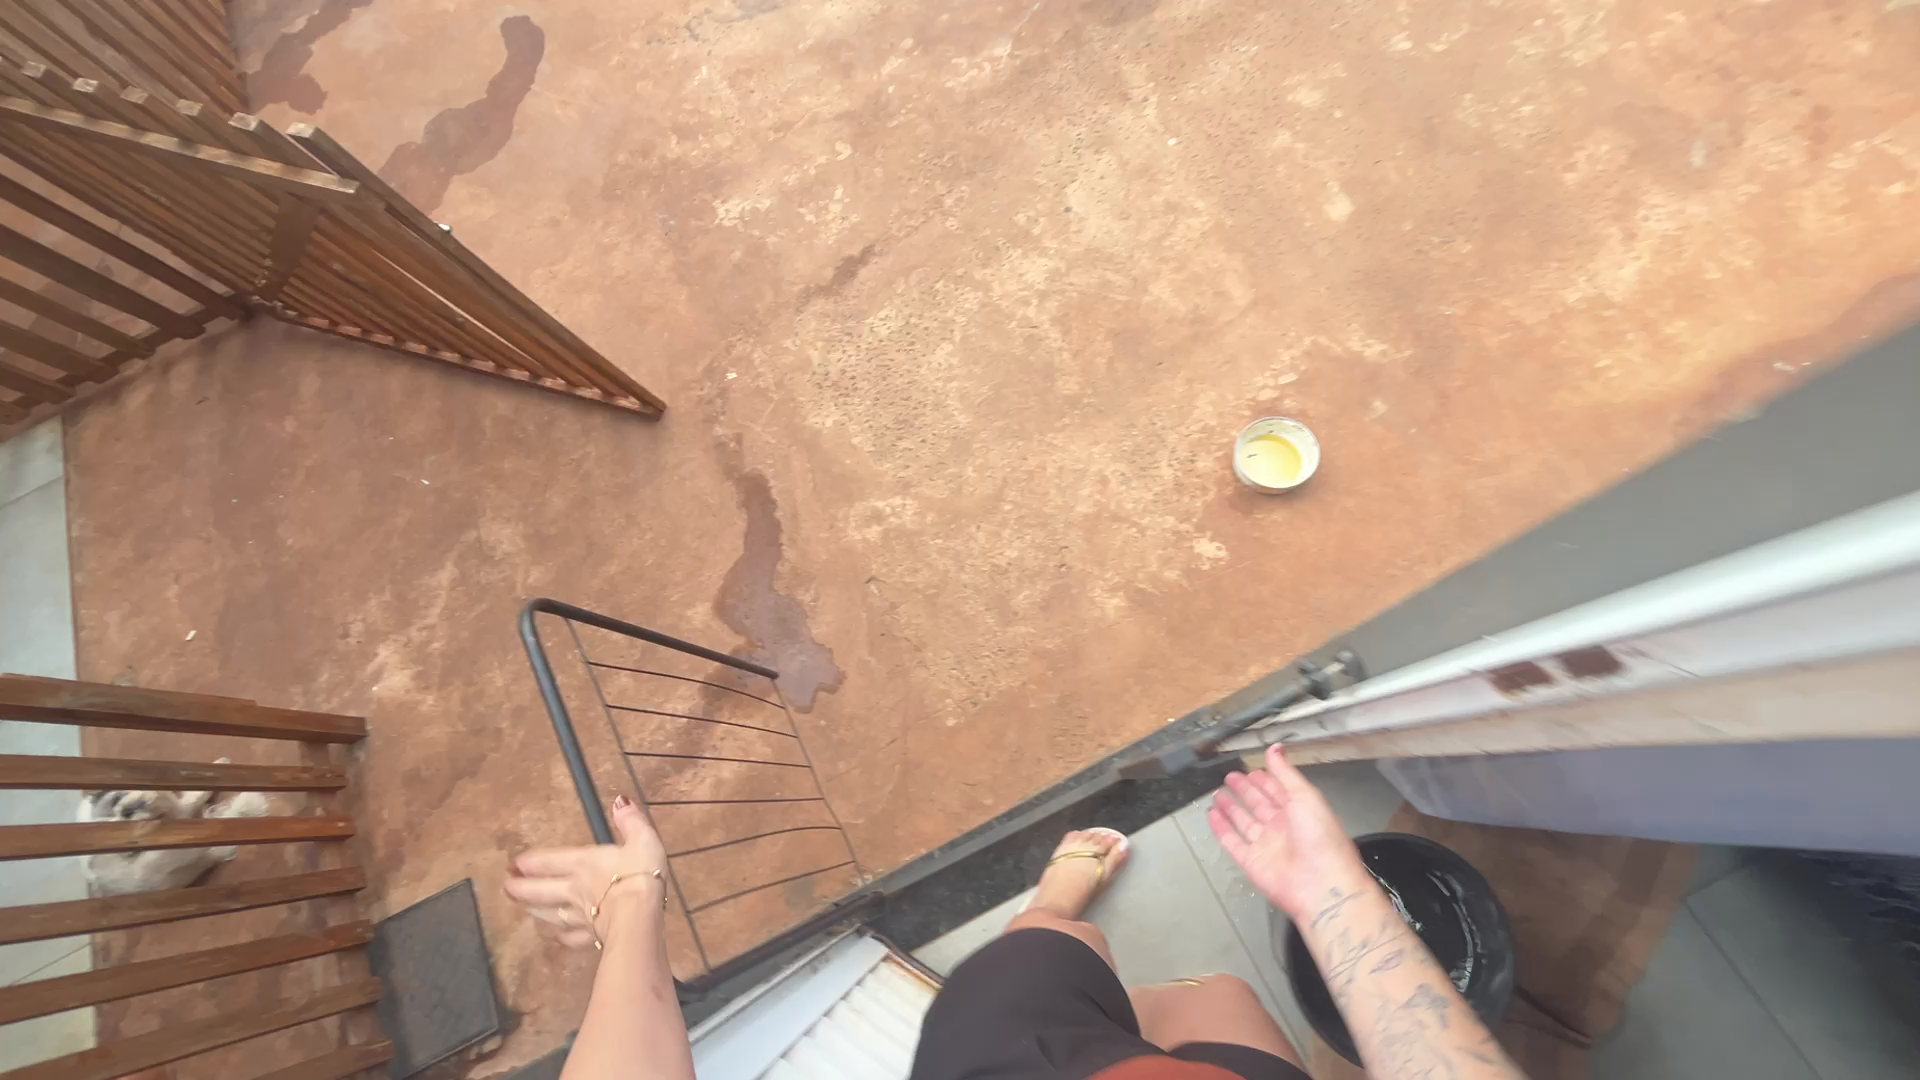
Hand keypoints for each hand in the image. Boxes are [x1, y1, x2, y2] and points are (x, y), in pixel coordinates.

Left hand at [506, 794, 668, 948]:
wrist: (639, 916)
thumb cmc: (640, 873)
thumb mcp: (642, 838)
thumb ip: (630, 820)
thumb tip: (620, 800)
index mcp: (583, 863)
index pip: (549, 861)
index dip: (530, 861)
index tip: (513, 863)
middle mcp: (574, 889)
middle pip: (540, 890)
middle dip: (521, 888)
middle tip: (506, 887)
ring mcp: (579, 915)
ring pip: (549, 914)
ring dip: (534, 910)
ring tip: (524, 908)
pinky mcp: (588, 936)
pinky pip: (568, 936)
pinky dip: (559, 935)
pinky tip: (557, 936)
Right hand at [1207, 745, 1370, 921]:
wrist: (1322, 886)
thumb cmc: (1321, 840)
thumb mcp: (1305, 797)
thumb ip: (1286, 772)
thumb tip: (1275, 747)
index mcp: (1300, 812)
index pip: (1278, 790)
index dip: (1266, 779)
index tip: (1254, 768)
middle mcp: (1283, 828)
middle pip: (1259, 805)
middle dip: (1246, 790)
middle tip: (1231, 776)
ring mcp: (1266, 846)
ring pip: (1244, 822)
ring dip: (1231, 808)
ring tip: (1218, 794)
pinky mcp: (1252, 862)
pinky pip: (1232, 842)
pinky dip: (1221, 829)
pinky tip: (1212, 815)